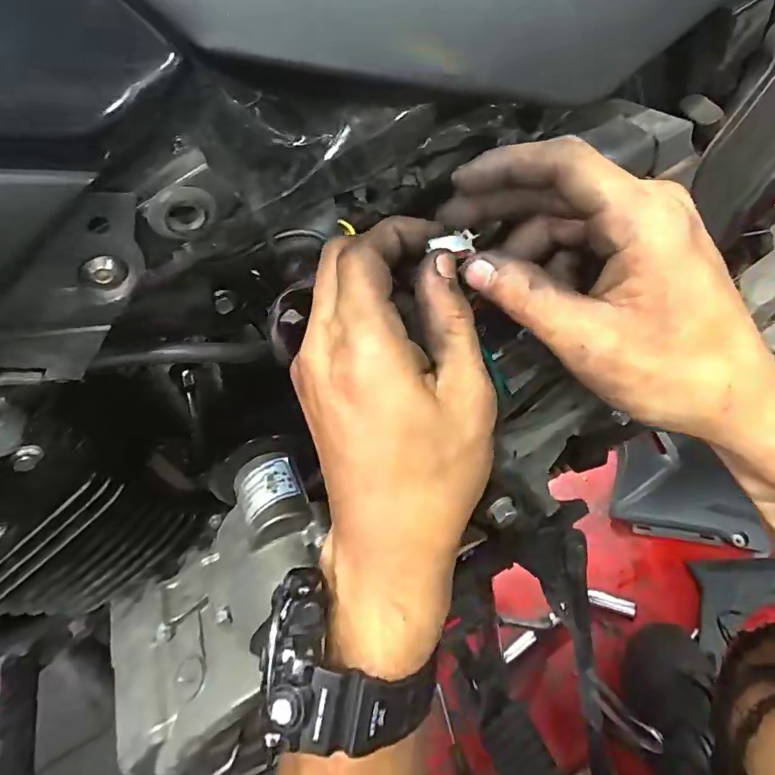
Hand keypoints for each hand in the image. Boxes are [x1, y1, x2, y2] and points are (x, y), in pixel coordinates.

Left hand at [291, 217, 495, 676]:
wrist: (387, 541)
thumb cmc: (438, 474)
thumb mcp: (466, 391)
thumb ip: (451, 316)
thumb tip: (441, 265)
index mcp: (362, 344)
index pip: (363, 254)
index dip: (399, 233)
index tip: (436, 239)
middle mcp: (321, 346)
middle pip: (334, 259)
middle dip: (380, 244)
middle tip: (428, 256)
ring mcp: (307, 364)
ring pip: (325, 285)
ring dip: (366, 271)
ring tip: (418, 286)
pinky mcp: (308, 382)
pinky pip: (324, 317)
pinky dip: (355, 299)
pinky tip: (395, 320)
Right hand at [438, 137, 774, 449]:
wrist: (739, 399)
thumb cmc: (673, 371)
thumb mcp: (588, 339)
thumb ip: (524, 296)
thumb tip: (470, 266)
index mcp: (642, 213)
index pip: (564, 162)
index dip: (506, 166)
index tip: (461, 183)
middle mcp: (650, 203)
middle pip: (564, 186)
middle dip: (506, 204)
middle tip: (455, 226)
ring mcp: (653, 222)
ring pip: (573, 213)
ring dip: (528, 236)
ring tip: (486, 266)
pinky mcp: (651, 243)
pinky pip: (591, 235)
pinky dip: (556, 253)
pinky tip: (526, 279)